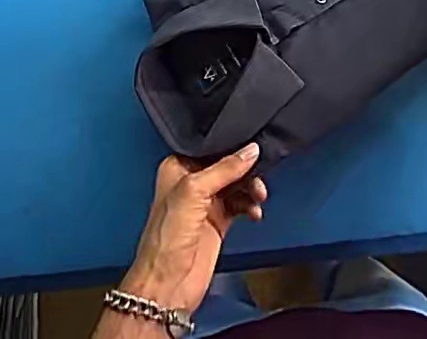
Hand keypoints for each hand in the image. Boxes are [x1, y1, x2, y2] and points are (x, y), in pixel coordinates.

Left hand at [120, 145, 267, 314]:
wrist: (168, 284)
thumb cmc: (167, 237)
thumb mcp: (194, 191)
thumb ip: (224, 169)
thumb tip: (250, 151)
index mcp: (178, 167)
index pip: (209, 147)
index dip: (230, 144)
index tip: (251, 143)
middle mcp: (192, 182)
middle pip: (226, 165)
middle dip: (245, 167)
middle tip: (259, 171)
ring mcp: (206, 203)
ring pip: (236, 184)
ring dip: (250, 187)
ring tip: (258, 195)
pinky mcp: (218, 221)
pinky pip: (240, 205)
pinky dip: (250, 205)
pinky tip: (254, 211)